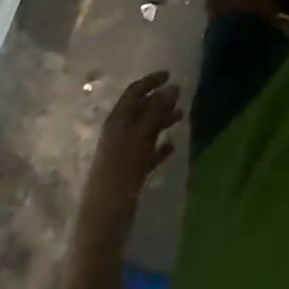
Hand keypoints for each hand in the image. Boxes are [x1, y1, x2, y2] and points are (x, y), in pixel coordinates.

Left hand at [83, 71, 182, 212]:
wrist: (106, 215)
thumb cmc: (122, 169)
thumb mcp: (141, 135)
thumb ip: (156, 110)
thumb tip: (173, 87)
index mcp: (117, 119)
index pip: (134, 91)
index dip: (151, 81)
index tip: (170, 73)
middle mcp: (119, 132)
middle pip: (140, 109)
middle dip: (159, 101)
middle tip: (181, 96)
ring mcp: (124, 152)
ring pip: (145, 129)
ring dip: (162, 121)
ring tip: (181, 117)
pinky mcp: (130, 172)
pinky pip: (147, 152)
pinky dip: (159, 146)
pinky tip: (172, 146)